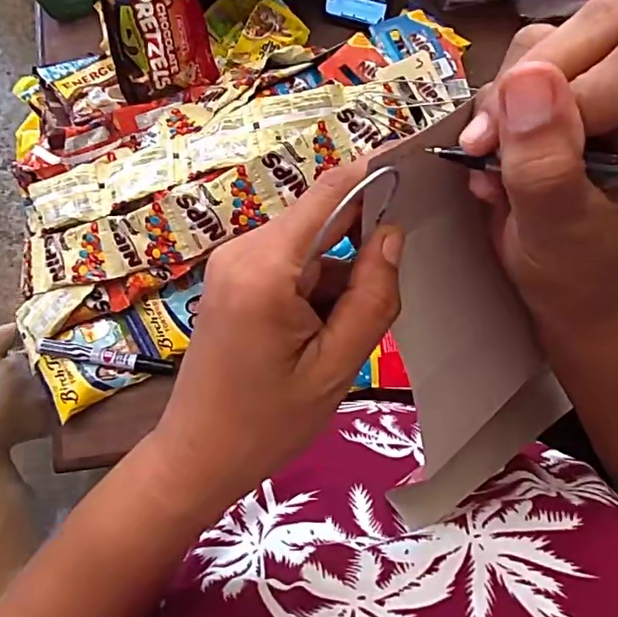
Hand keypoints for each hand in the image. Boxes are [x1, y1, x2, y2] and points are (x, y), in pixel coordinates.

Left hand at [148, 157, 403, 505]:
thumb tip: (390, 234)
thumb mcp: (336, 365)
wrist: (198, 452)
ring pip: (306, 245)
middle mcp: (241, 251)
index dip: (375, 173)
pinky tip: (321, 331)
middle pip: (318, 220)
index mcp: (265, 267)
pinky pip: (286, 263)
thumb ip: (372, 295)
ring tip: (342, 336)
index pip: (329, 194)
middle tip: (390, 290)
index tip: (419, 165)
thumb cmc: (267, 421)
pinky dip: (314, 285)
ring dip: (338, 274)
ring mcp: (230, 264)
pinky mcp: (230, 280)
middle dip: (360, 244)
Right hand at [459, 0, 617, 327]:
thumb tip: (522, 81)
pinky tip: (492, 146)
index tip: (521, 150)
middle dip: (536, 73)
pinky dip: (493, 100)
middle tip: (494, 135)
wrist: (557, 280)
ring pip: (553, 36)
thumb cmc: (574, 268)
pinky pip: (520, 59)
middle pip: (607, 22)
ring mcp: (606, 80)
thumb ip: (544, 164)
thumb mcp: (558, 229)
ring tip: (491, 151)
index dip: (576, 94)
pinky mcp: (562, 84)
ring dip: (505, 91)